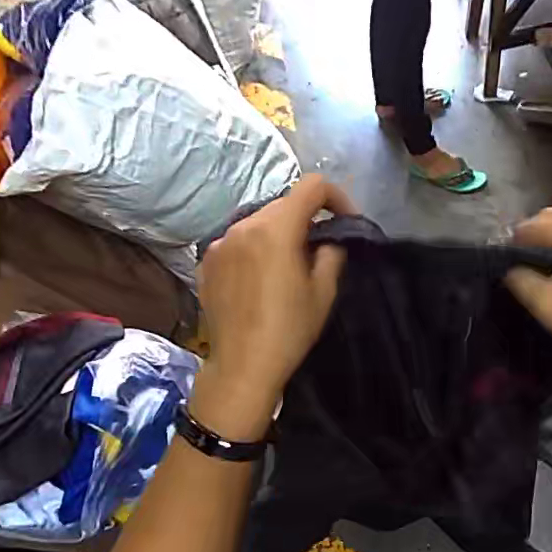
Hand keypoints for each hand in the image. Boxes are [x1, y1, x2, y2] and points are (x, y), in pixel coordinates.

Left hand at [193, 175, 355, 438]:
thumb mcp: (324, 292)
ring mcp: (220, 242)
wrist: (242, 366)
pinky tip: (259, 277)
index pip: (312, 186)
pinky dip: (254, 248)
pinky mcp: (206, 260)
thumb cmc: (289, 330)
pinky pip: (237, 241)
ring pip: (258, 221)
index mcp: (276, 229)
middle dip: (306, 217)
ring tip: (287, 264)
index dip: (336, 197)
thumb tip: (328, 238)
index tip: (344, 221)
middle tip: (319, 247)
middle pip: (283, 203)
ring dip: (278, 232)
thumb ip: (331, 252)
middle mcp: (243, 225)